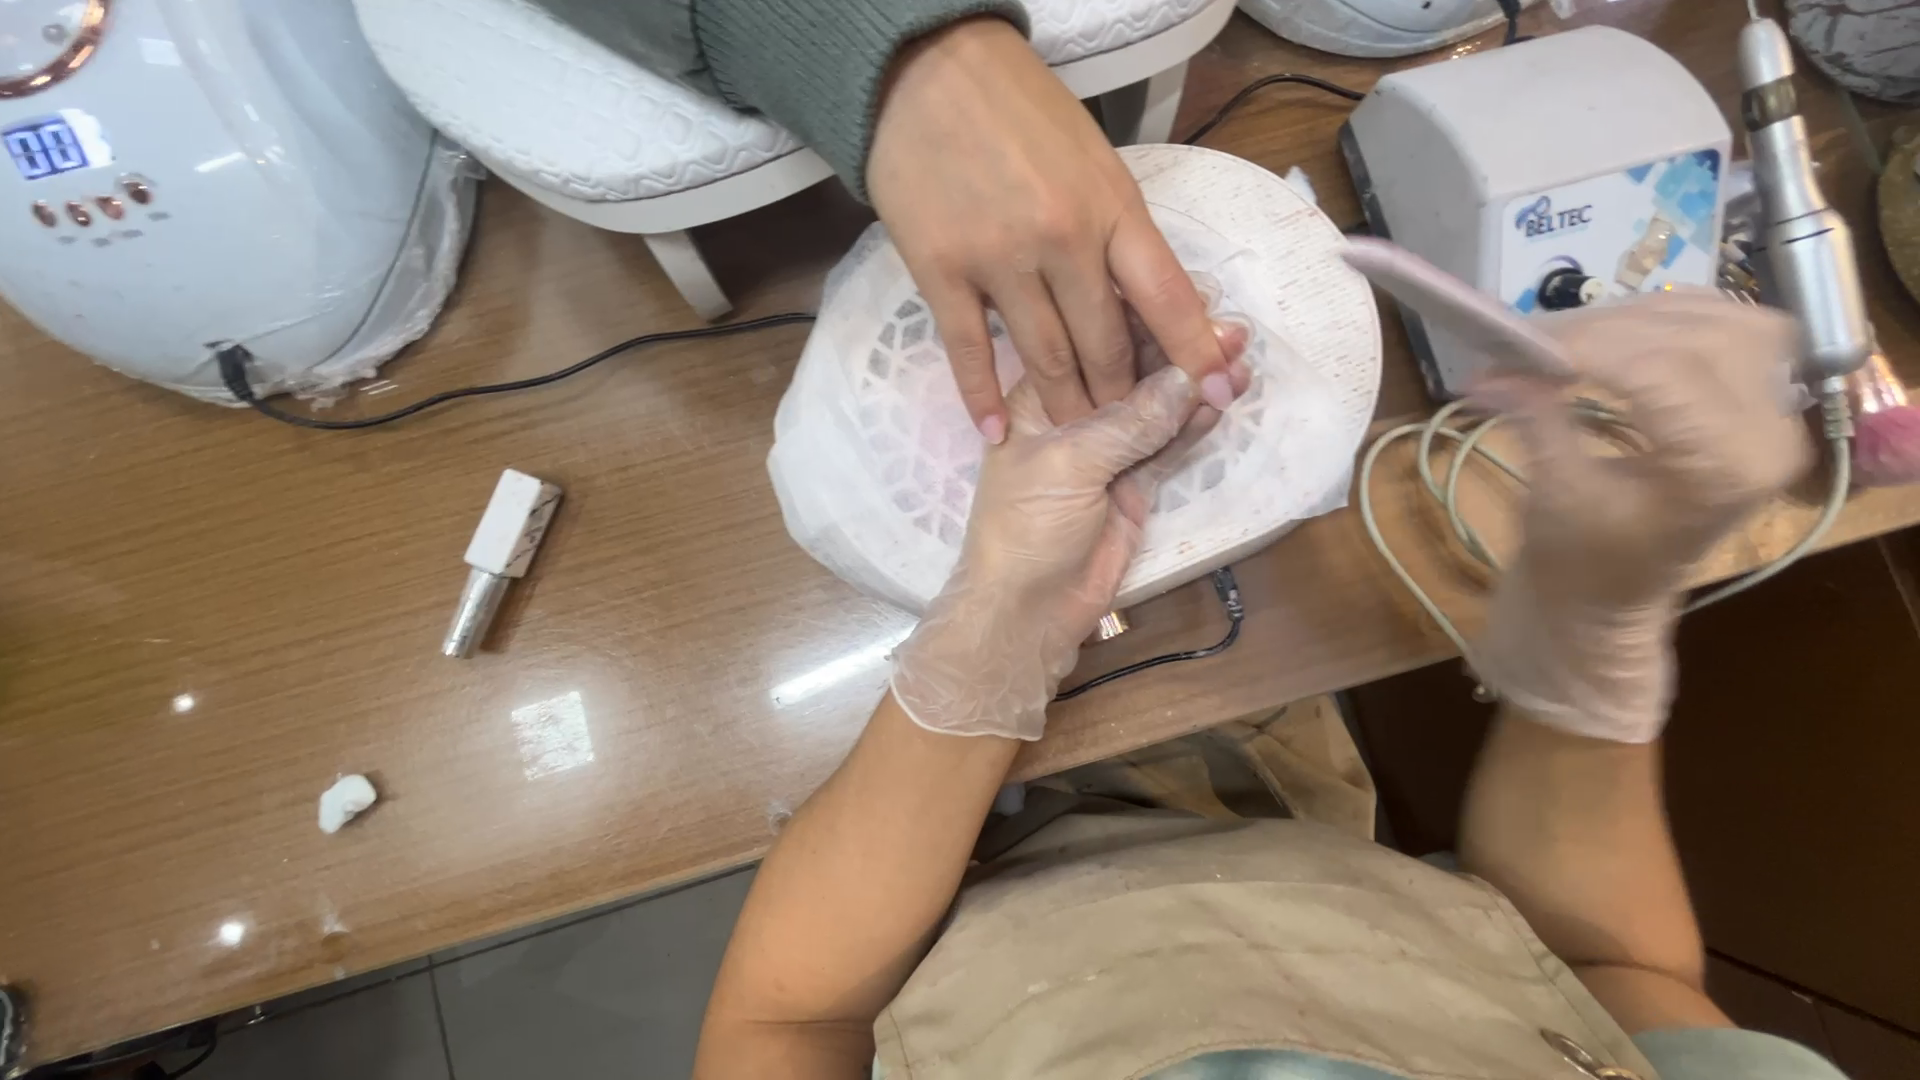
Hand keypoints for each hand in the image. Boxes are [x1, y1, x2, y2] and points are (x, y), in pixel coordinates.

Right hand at [866, 17, 1235, 443]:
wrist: (925, 71)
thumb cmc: (1019, 110)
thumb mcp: (1093, 159)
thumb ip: (1116, 229)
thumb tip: (1139, 299)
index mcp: (1112, 205)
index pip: (1165, 295)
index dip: (1192, 351)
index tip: (1218, 393)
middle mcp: (1064, 240)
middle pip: (1105, 344)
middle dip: (1121, 396)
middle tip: (1125, 427)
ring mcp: (1001, 260)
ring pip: (1046, 357)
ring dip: (1065, 405)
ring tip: (1072, 435)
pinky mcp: (943, 273)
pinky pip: (969, 351)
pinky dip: (981, 397)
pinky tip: (993, 432)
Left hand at [890, 355, 1247, 740]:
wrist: (1028, 608)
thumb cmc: (1027, 526)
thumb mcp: (1070, 463)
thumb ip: (1130, 421)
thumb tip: (1192, 376)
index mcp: (1038, 395)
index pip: (1090, 341)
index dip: (1138, 319)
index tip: (1188, 299)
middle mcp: (1073, 413)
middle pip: (1130, 370)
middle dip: (1176, 350)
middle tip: (1229, 332)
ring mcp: (1106, 450)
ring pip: (1157, 406)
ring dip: (1195, 384)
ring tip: (1239, 359)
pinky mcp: (1132, 482)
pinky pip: (1168, 444)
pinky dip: (1193, 424)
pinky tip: (1222, 398)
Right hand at [1476, 293, 1812, 740]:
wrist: (1606, 593)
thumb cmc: (1577, 559)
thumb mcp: (1551, 493)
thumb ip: (1534, 422)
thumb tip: (1486, 372)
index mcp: (1722, 468)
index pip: (1663, 370)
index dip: (1583, 348)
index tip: (1509, 352)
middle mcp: (1769, 432)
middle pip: (1700, 335)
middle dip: (1604, 328)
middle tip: (1527, 343)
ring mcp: (1773, 413)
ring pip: (1724, 319)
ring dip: (1637, 315)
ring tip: (1563, 336)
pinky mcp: (1757, 400)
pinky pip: (1727, 329)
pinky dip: (1664, 318)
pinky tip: (1611, 333)